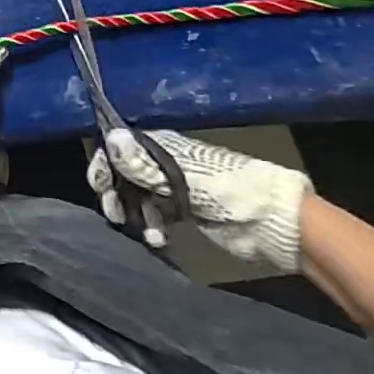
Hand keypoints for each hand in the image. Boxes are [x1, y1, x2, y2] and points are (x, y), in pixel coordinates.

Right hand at [88, 129, 309, 268]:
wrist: (272, 223)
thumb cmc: (228, 191)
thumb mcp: (182, 176)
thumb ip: (142, 162)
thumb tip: (110, 136)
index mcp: (164, 147)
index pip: (120, 149)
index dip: (105, 166)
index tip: (100, 186)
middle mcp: (164, 163)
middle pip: (124, 174)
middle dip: (117, 194)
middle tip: (115, 214)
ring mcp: (173, 187)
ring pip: (137, 197)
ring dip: (135, 214)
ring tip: (145, 232)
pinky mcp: (183, 209)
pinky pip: (154, 214)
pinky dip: (152, 226)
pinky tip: (158, 238)